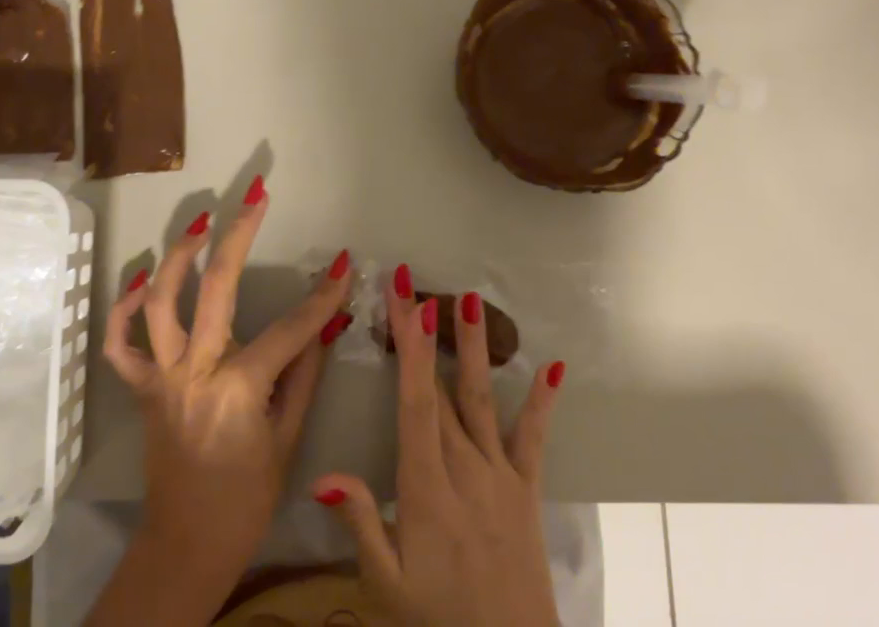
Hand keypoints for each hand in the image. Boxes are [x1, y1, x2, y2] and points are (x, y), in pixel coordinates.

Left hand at [87, 176, 355, 626]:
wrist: (188, 542)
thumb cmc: (246, 499)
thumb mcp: (288, 438)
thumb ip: (305, 374)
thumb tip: (328, 322)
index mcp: (238, 388)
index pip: (290, 329)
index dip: (322, 296)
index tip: (343, 261)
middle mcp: (194, 371)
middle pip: (216, 287)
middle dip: (240, 233)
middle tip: (257, 194)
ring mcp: (161, 376)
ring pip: (161, 301)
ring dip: (178, 255)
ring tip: (200, 220)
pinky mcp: (140, 387)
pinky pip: (122, 342)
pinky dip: (128, 306)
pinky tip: (145, 277)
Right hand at [315, 264, 565, 626]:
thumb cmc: (438, 619)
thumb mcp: (386, 582)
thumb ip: (361, 523)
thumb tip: (323, 475)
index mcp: (426, 485)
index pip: (415, 402)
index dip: (411, 348)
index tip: (405, 302)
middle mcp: (466, 468)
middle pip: (442, 389)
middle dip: (426, 333)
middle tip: (415, 284)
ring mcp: (501, 476)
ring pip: (484, 400)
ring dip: (477, 349)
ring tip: (473, 301)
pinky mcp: (527, 490)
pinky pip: (534, 439)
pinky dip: (543, 402)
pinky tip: (555, 368)